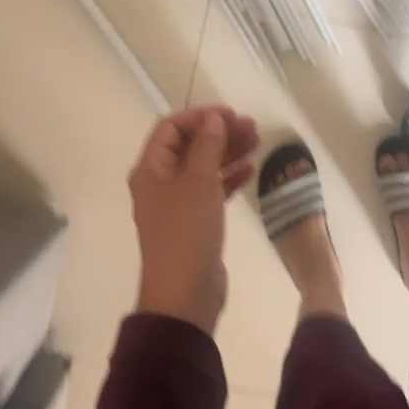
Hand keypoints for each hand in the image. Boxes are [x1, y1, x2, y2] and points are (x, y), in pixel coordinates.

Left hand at [129, 106, 259, 333]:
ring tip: (257, 143)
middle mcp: (160, 183)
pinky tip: (251, 171)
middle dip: (219, 133)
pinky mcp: (194, 221)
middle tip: (252, 127)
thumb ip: (207, 146)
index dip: (200, 117)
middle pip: (189, 146)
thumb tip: (214, 120)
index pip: (171, 128)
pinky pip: (212, 189)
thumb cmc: (187, 231)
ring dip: (228, 152)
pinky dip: (229, 177)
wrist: (185, 293)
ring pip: (203, 166)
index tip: (231, 115)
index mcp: (151, 170)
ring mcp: (177, 203)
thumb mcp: (198, 181)